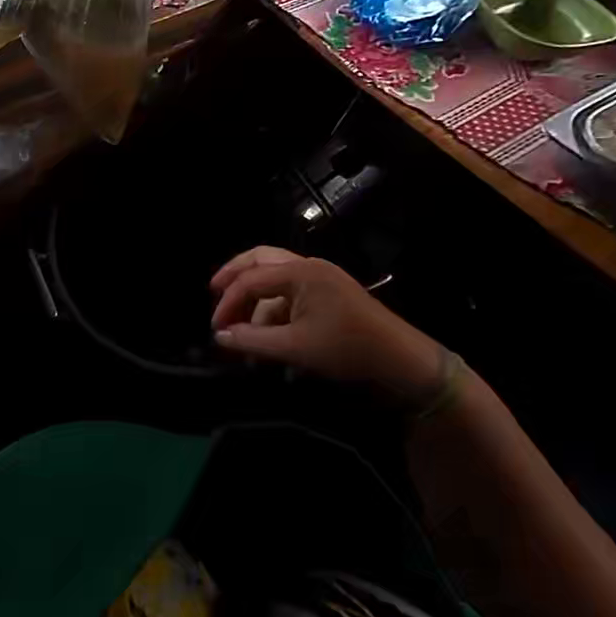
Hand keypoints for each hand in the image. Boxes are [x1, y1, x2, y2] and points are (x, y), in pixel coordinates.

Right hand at [210, 247, 451, 404]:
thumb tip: (221, 336)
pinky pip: (290, 286)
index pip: (249, 280)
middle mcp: (308, 265)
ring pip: (274, 271)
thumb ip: (252, 340)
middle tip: (214, 293)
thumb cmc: (347, 348)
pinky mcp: (328, 289)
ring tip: (239, 316)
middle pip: (259, 259)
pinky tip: (267, 326)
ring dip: (253, 290)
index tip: (216, 328)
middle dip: (234, 276)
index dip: (227, 303)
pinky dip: (272, 301)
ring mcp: (320, 275)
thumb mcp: (295, 348)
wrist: (401, 358)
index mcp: (299, 272)